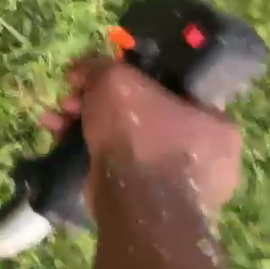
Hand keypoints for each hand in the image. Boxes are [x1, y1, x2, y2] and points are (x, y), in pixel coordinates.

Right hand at [41, 55, 242, 216]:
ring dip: (82, 123)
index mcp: (214, 122)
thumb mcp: (114, 80)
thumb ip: (100, 65)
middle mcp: (207, 151)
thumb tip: (84, 71)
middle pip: (137, 111)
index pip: (163, 86)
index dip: (120, 77)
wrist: (140, 203)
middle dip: (93, 102)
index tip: (90, 80)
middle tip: (69, 101)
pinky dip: (88, 147)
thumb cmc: (138, 135)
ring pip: (123, 136)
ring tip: (55, 121)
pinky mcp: (157, 196)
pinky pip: (120, 161)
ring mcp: (184, 178)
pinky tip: (61, 140)